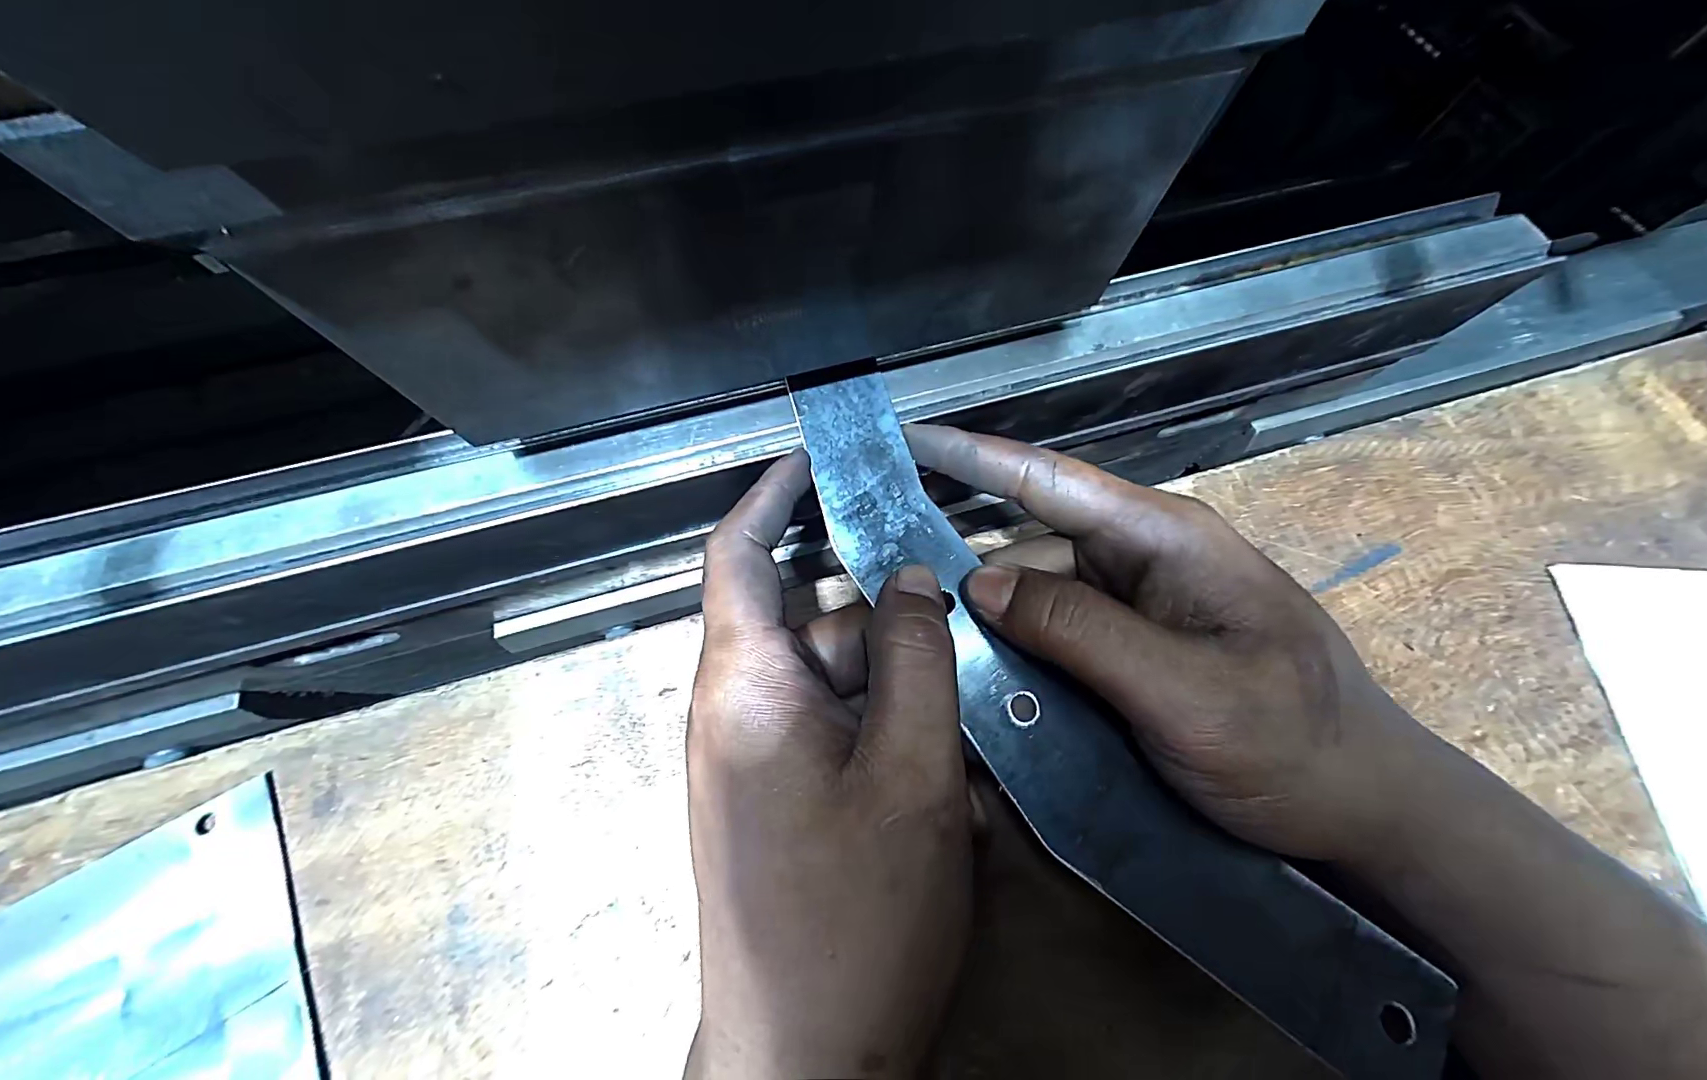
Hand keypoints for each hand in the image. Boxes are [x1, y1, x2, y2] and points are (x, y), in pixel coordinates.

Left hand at [686, 451, 972, 1079]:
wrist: (806, 1057)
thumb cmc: (854, 914)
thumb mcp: (907, 771)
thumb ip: (914, 659)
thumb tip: (911, 579)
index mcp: (745, 687)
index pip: (740, 558)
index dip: (772, 497)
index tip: (815, 460)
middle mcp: (739, 710)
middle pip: (814, 621)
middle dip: (883, 614)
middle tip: (960, 612)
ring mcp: (759, 756)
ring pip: (836, 677)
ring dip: (898, 679)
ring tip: (967, 698)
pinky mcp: (783, 793)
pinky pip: (838, 725)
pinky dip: (888, 723)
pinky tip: (944, 754)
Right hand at [907, 424, 1437, 865]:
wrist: (1363, 808)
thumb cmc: (1292, 742)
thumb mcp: (1186, 691)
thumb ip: (1081, 631)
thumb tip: (979, 582)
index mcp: (1163, 539)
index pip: (1051, 481)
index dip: (974, 456)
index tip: (908, 437)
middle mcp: (1140, 559)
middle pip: (1030, 549)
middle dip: (966, 575)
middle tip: (898, 608)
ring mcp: (1134, 605)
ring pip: (1035, 599)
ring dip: (990, 629)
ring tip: (934, 662)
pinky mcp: (1128, 647)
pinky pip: (1055, 638)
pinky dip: (1018, 658)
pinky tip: (985, 688)